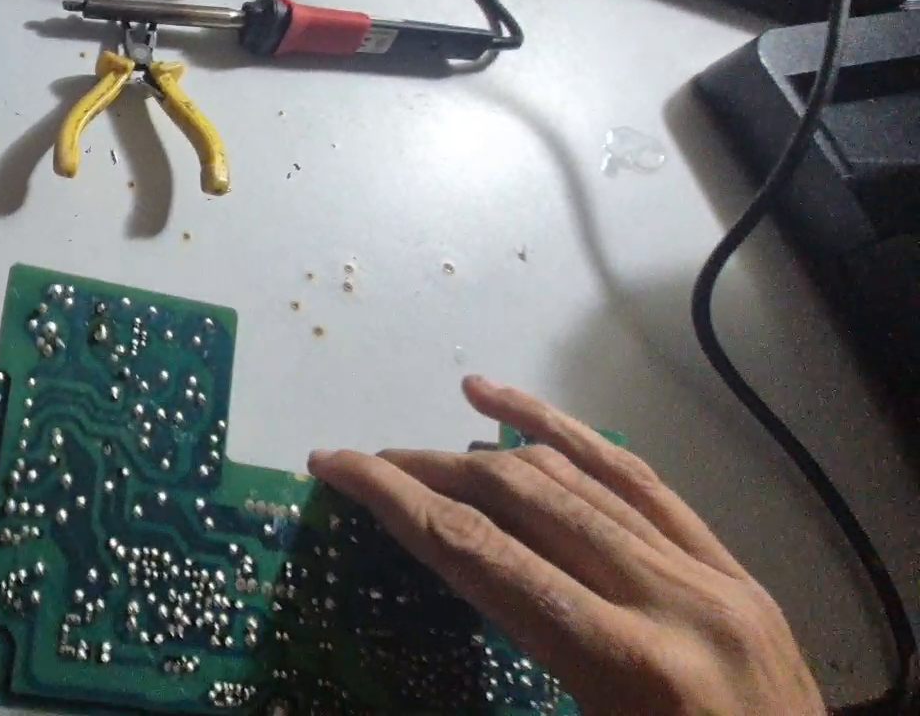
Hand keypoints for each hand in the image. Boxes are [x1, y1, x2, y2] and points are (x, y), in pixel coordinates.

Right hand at [308, 375, 821, 715]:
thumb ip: (490, 662)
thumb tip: (407, 592)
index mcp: (625, 663)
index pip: (474, 549)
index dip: (390, 496)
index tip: (332, 465)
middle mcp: (666, 600)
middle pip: (509, 498)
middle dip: (420, 471)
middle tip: (362, 466)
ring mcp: (707, 575)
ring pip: (561, 475)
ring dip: (471, 452)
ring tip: (413, 454)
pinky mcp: (730, 568)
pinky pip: (629, 475)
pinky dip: (555, 427)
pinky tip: (497, 399)